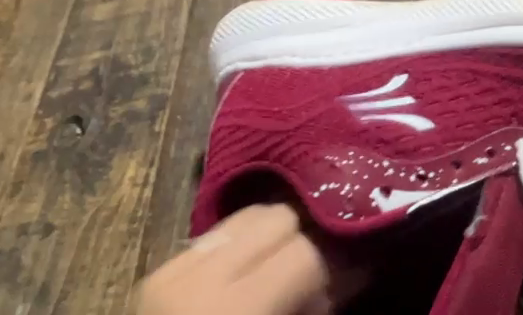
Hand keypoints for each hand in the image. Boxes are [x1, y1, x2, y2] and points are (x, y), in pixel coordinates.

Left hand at [138, 204, 361, 314]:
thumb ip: (316, 310)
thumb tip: (350, 272)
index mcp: (233, 312)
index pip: (305, 252)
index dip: (340, 260)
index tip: (362, 270)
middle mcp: (199, 278)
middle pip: (279, 218)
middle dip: (310, 240)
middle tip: (327, 277)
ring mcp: (173, 272)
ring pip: (250, 217)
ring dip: (279, 238)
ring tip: (294, 273)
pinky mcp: (160, 274)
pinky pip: (220, 236)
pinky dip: (248, 247)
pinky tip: (259, 277)